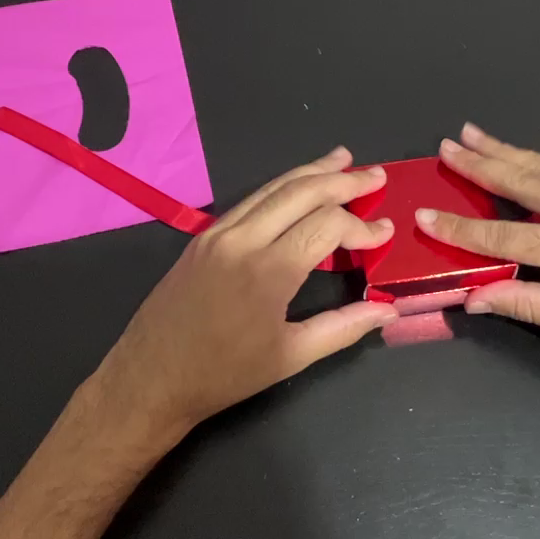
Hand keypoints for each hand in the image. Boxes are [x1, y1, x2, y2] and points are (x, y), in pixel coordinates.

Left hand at [86, 147, 398, 446]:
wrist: (151, 378)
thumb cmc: (223, 375)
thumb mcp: (290, 357)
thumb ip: (342, 328)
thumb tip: (388, 310)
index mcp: (268, 271)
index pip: (327, 226)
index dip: (361, 227)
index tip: (385, 233)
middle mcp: (242, 240)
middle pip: (300, 192)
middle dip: (342, 181)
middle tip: (376, 175)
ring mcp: (218, 234)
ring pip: (271, 189)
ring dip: (310, 173)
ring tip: (342, 161)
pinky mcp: (202, 237)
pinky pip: (249, 202)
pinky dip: (280, 189)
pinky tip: (296, 187)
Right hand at [416, 124, 539, 402]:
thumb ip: (533, 305)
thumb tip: (474, 298)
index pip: (512, 238)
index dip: (464, 231)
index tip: (427, 216)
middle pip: (531, 182)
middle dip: (484, 164)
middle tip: (447, 147)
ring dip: (510, 153)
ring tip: (473, 136)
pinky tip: (523, 156)